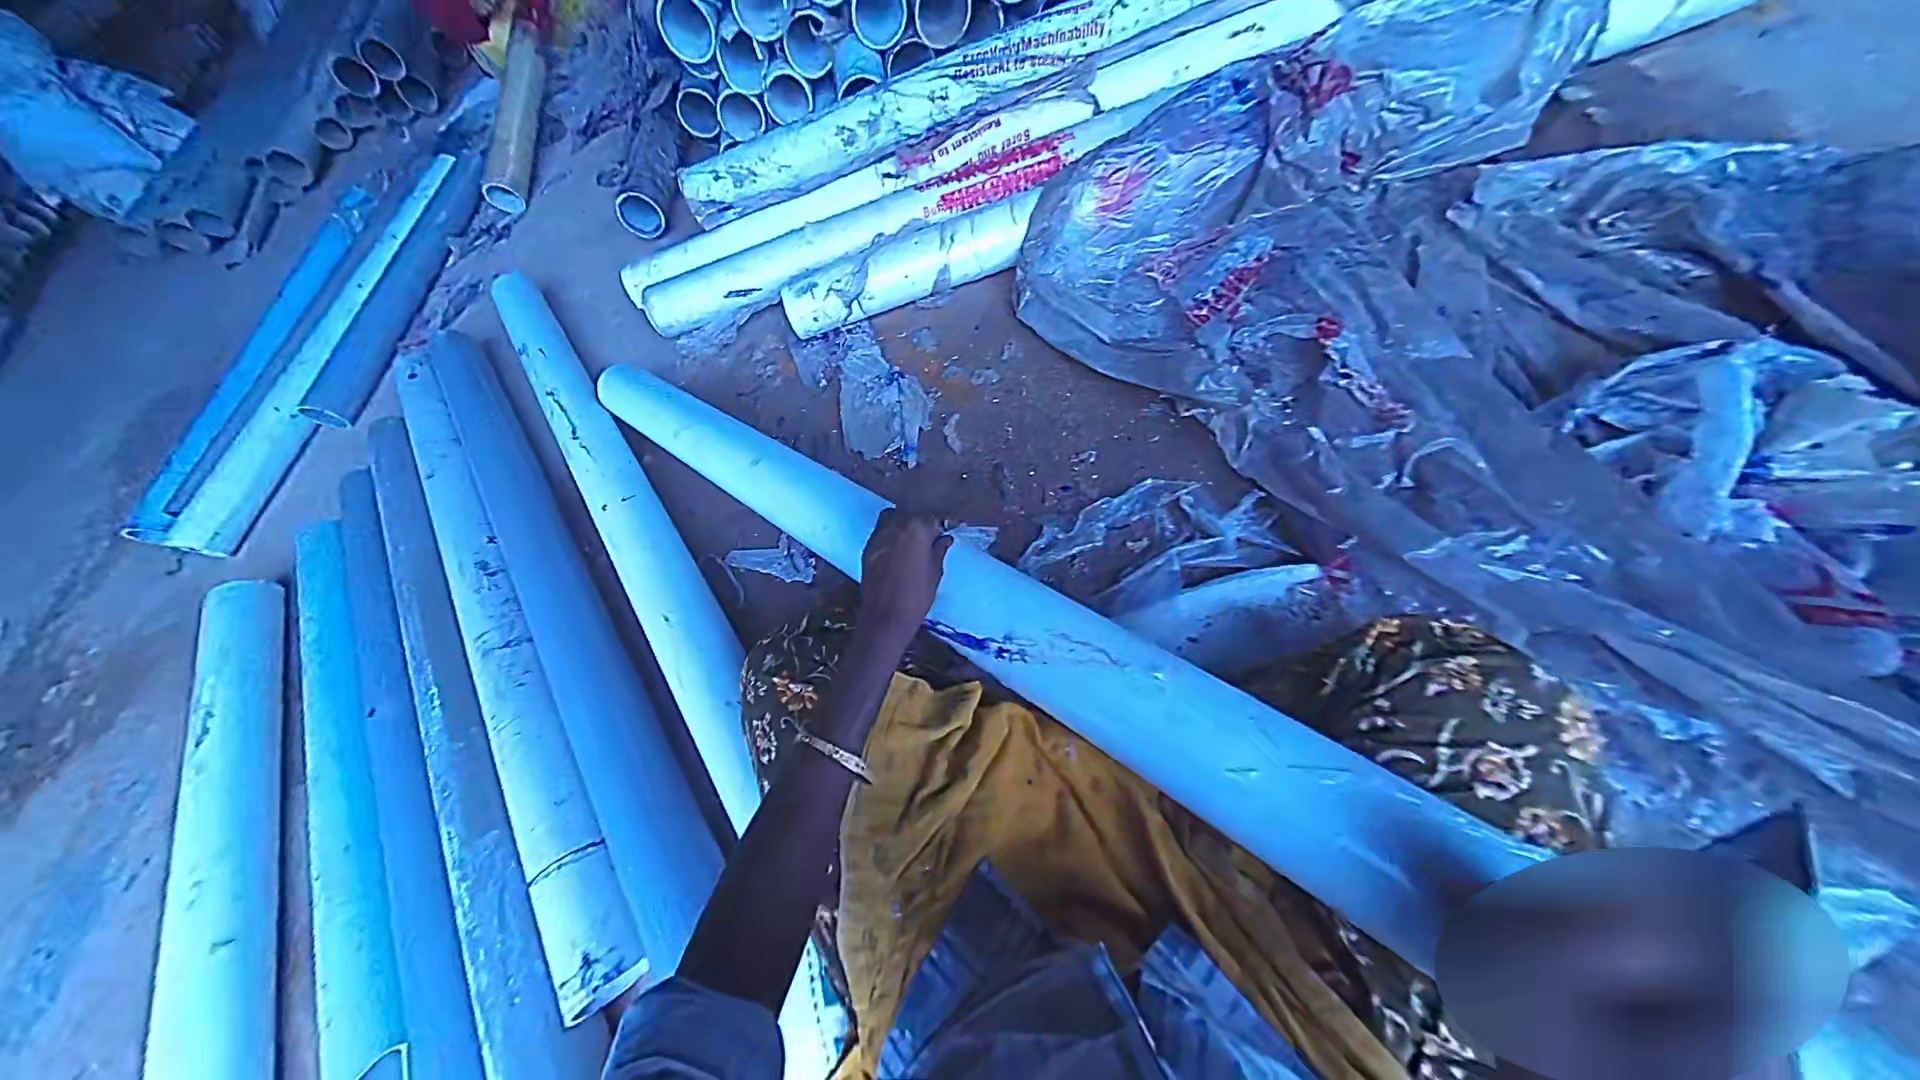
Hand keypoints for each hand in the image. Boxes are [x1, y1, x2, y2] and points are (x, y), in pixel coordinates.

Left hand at [859, 509, 951, 645]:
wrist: (886, 616)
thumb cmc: (917, 596)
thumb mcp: (935, 573)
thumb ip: (939, 551)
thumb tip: (945, 539)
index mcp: (917, 530)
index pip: (931, 519)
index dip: (939, 527)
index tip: (943, 535)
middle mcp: (896, 526)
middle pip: (910, 515)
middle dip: (921, 524)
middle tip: (929, 538)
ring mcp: (879, 535)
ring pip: (892, 518)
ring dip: (902, 525)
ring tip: (911, 540)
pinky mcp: (867, 547)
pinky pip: (880, 532)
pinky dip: (889, 535)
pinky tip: (896, 549)